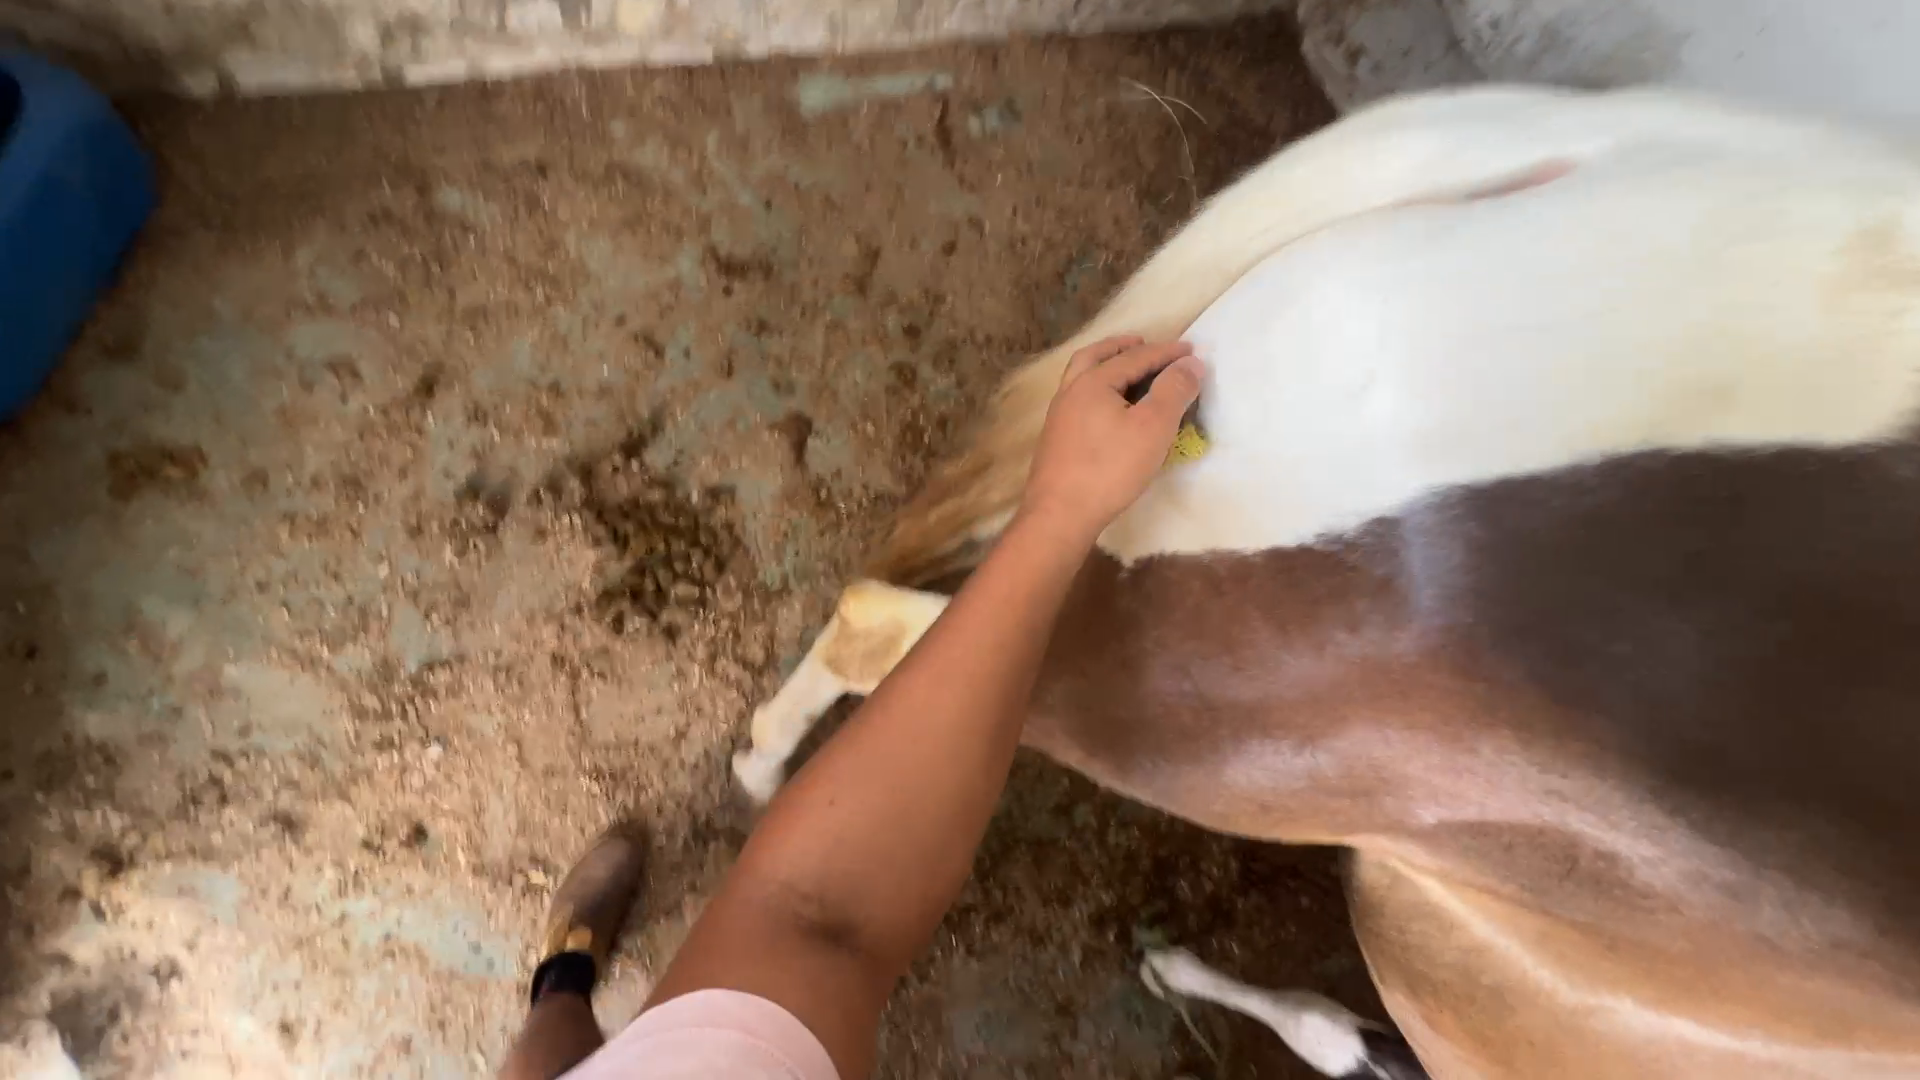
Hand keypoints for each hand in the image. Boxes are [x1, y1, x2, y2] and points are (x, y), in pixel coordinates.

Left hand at [1020, 335, 1202, 542]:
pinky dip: (1096, 391)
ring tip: (1127, 372)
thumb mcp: (1153, 427)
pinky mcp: (1056, 440)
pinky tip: (1108, 410)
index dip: (1167, 352)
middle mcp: (1070, 392)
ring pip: (1081, 378)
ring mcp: (1058, 417)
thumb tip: (1190, 363)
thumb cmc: (1110, 468)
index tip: (1192, 351)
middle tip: (1143, 343)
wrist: (1060, 513)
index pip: (1136, 357)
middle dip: (1122, 347)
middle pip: (1095, 357)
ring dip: (1105, 367)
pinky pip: (1078, 401)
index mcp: (1093, 382)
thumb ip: (1174, 391)